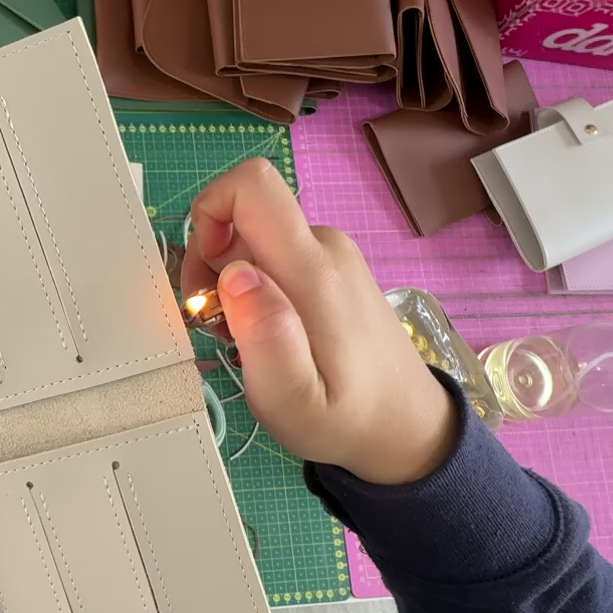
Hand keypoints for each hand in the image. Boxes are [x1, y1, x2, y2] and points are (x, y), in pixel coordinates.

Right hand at [181, 158, 456, 484]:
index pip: (252, 185)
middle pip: (243, 218)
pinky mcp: (332, 268)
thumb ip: (262, 335)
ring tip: (243, 338)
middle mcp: (323, 247)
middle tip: (218, 327)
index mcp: (312, 271)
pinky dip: (252, 289)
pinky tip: (265, 333)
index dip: (208, 213)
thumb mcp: (291, 399)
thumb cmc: (344, 420)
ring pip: (253, 240)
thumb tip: (233, 273)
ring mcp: (330, 255)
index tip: (205, 275)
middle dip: (210, 267)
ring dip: (228, 284)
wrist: (407, 427)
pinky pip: (273, 256)